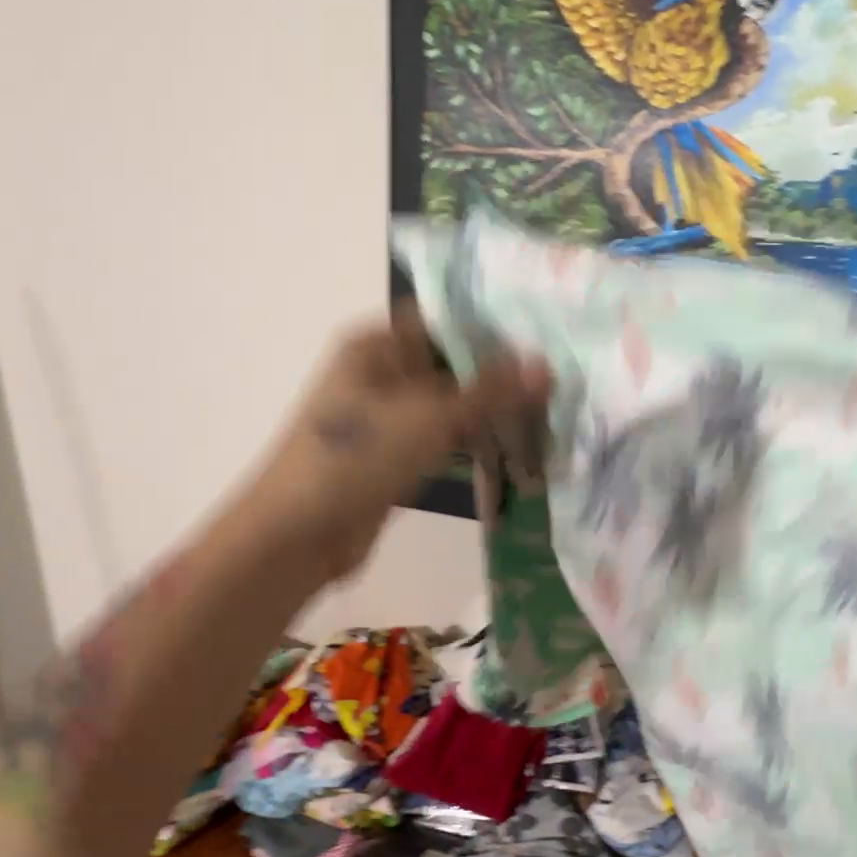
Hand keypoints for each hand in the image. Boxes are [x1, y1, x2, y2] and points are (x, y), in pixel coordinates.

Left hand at [238, 307, 550, 578]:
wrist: (297, 535)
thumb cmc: (358, 457)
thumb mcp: (430, 416)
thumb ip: (491, 390)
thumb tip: (544, 362)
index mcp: (377, 345)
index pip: (446, 320)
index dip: (494, 328)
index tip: (545, 338)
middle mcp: (383, 373)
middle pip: (454, 364)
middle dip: (502, 375)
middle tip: (559, 382)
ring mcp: (390, 417)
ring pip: (454, 405)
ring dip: (494, 413)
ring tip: (550, 414)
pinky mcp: (398, 456)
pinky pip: (447, 440)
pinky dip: (477, 443)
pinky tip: (520, 449)